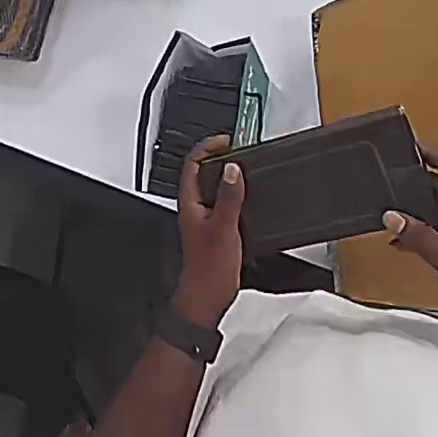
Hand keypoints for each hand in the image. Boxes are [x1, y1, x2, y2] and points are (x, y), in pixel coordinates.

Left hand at [173, 136, 244, 327]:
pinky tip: (248, 194)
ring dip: (227, 173)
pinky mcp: (216, 225)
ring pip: (214, 185)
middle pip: (203, 170)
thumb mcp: (222, 227)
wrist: (208, 295)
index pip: (192, 162)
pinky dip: (234, 191)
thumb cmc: (208, 267)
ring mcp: (205, 215)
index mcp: (190, 201)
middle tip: (238, 149)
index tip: (226, 141)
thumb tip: (232, 170)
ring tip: (244, 165)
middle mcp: (195, 205)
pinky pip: (224, 199)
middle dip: (219, 155)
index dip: (207, 147)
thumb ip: (228, 197)